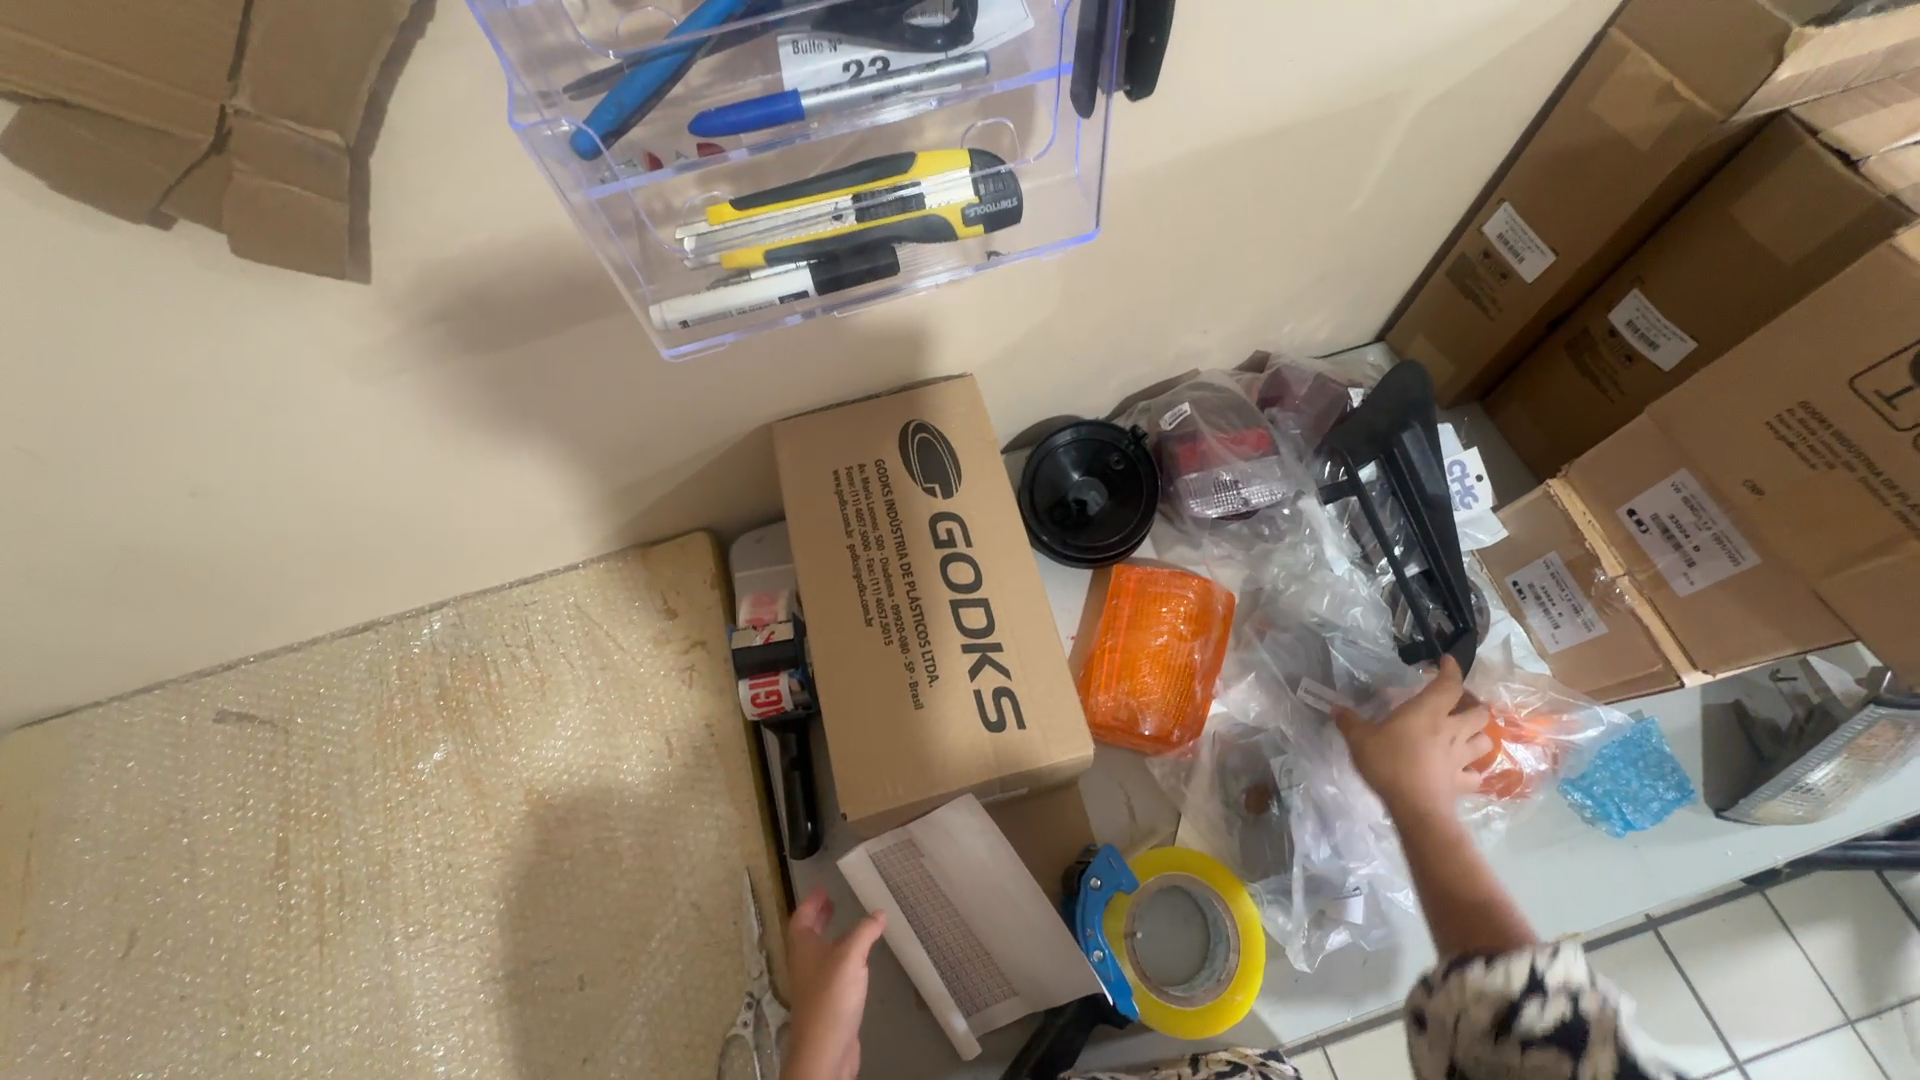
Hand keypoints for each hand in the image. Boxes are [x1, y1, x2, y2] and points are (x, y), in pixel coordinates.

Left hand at [781, 888, 885, 1079]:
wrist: (825, 1050)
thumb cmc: (832, 995)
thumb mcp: (851, 955)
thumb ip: (865, 931)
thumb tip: (879, 912)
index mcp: (802, 948)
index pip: (800, 918)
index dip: (810, 902)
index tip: (823, 889)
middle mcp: (804, 964)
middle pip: (806, 935)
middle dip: (818, 918)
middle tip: (832, 903)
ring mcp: (813, 985)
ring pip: (818, 953)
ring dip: (829, 937)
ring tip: (847, 927)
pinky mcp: (826, 1003)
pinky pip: (831, 971)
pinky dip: (841, 958)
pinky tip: (857, 962)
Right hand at [1332, 656, 1491, 817]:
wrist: (1415, 807)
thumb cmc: (1388, 764)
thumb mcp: (1359, 739)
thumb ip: (1348, 722)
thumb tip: (1336, 708)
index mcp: (1428, 713)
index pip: (1449, 685)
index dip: (1451, 669)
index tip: (1447, 661)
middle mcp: (1451, 731)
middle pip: (1478, 712)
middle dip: (1472, 705)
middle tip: (1458, 705)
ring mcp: (1461, 758)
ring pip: (1484, 740)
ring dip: (1477, 734)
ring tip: (1465, 735)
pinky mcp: (1463, 782)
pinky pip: (1475, 774)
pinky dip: (1472, 771)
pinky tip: (1463, 771)